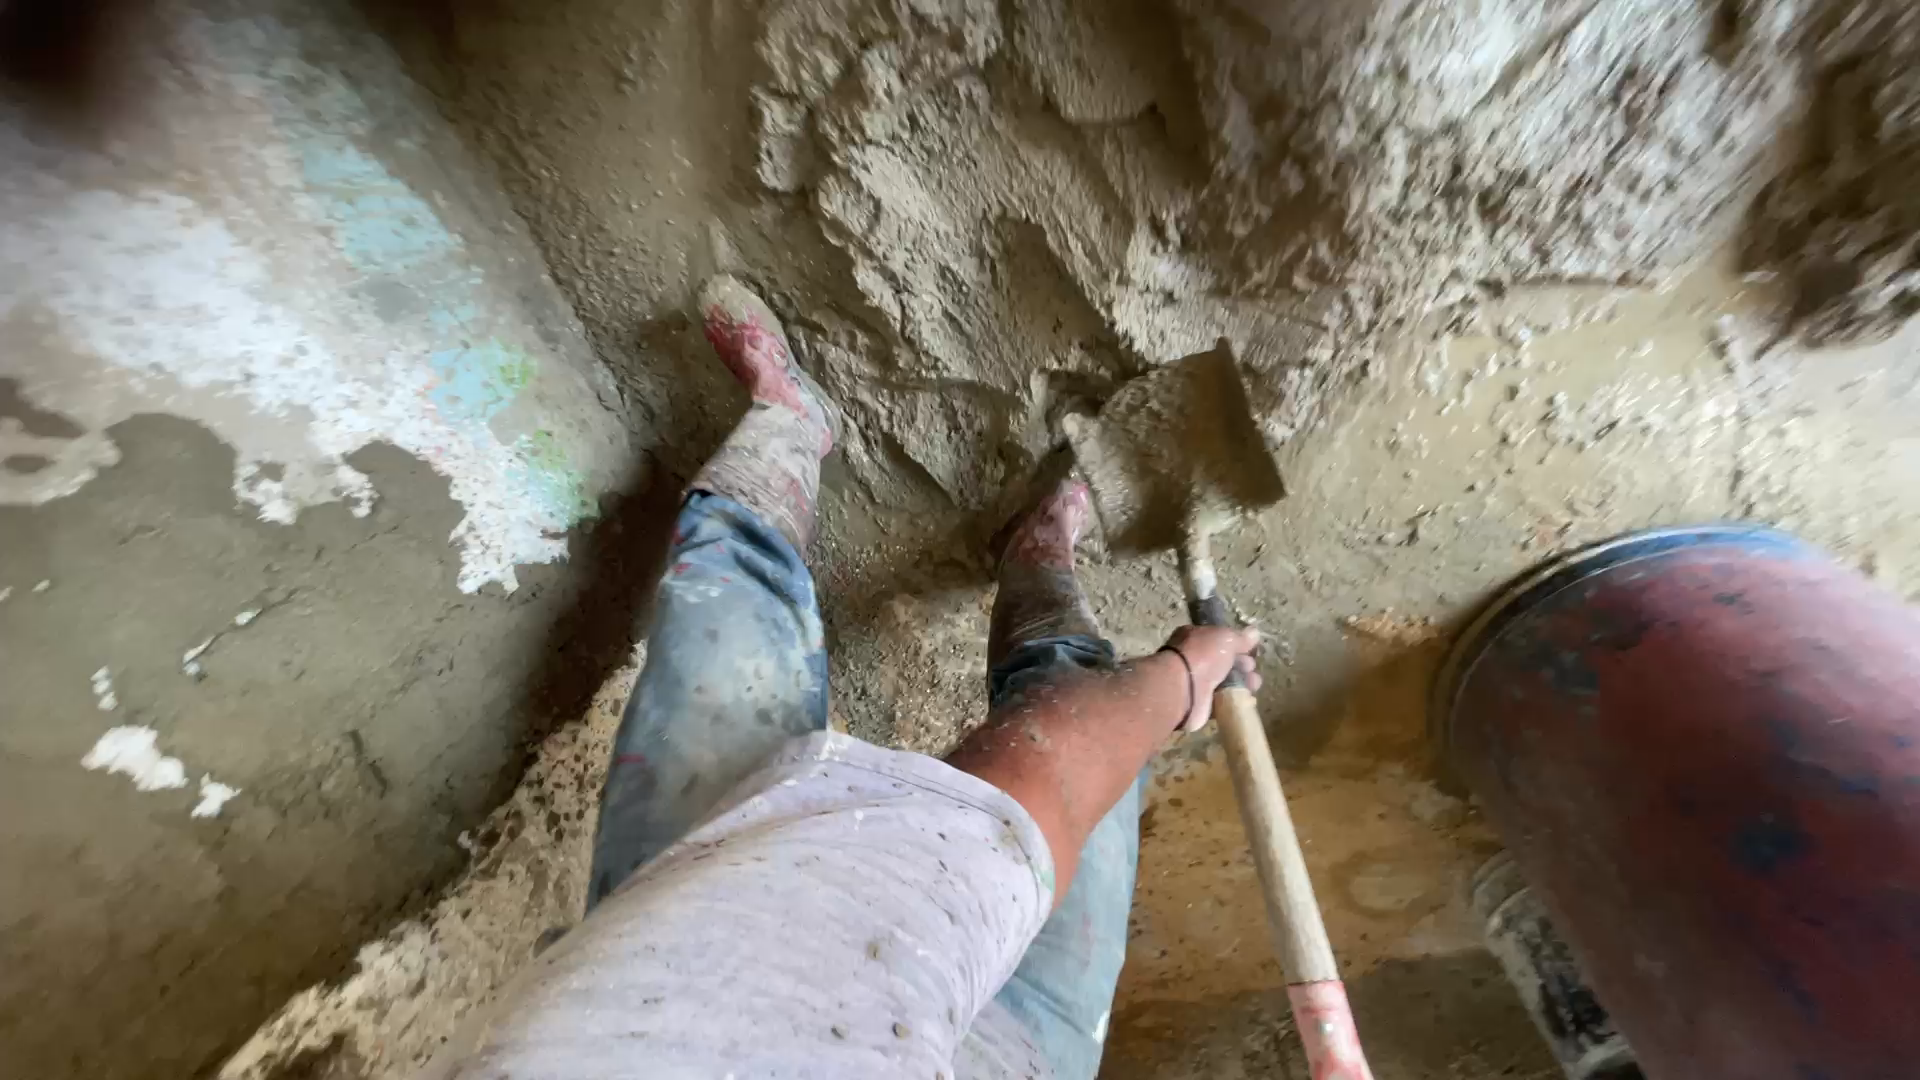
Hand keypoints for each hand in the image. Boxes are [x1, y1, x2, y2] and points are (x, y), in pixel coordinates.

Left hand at [1160, 625, 1261, 731]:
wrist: (1183, 689)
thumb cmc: (1202, 656)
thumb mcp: (1225, 638)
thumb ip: (1240, 637)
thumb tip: (1254, 633)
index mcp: (1192, 637)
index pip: (1217, 639)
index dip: (1235, 644)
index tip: (1250, 650)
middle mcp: (1192, 658)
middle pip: (1223, 661)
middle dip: (1242, 664)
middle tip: (1251, 668)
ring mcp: (1195, 681)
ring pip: (1225, 681)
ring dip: (1242, 682)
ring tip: (1253, 684)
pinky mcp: (1200, 703)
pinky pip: (1222, 699)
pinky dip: (1234, 698)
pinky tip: (1246, 697)